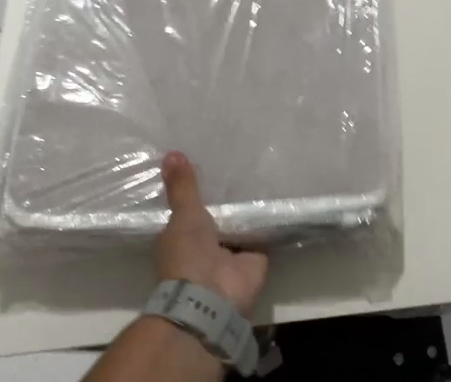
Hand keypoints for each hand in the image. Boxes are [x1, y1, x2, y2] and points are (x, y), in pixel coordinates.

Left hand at [155, 151, 267, 315]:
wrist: (212, 297)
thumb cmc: (188, 255)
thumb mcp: (183, 214)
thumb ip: (182, 187)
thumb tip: (170, 152)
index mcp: (182, 237)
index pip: (191, 209)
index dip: (200, 192)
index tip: (212, 165)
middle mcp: (206, 245)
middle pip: (219, 216)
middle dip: (228, 199)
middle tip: (244, 164)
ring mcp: (232, 253)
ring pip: (241, 224)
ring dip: (249, 209)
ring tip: (264, 173)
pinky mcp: (256, 258)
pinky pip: (264, 233)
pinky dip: (269, 220)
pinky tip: (280, 195)